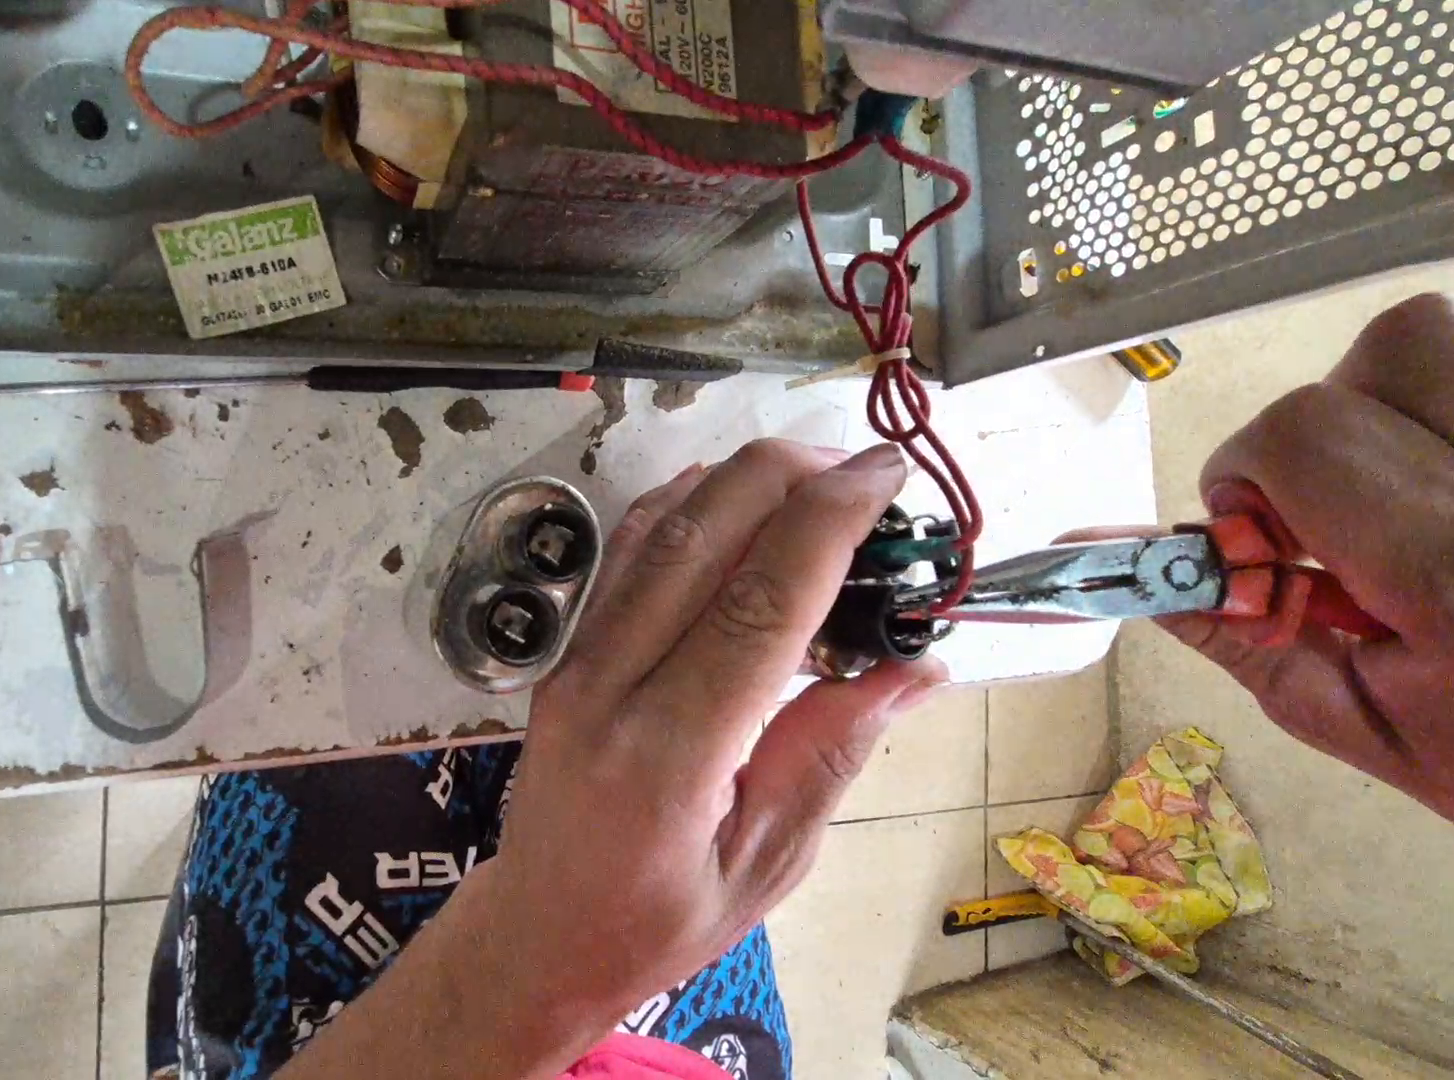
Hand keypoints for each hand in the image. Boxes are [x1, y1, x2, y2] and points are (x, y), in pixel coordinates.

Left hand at [460, 441, 944, 1042]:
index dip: (828, 523)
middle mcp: (608, 685)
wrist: (542, 924)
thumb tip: (911, 666)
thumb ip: (829, 752)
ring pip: (653, 534)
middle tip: (859, 465)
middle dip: (784, 476)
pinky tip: (720, 491)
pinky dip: (677, 507)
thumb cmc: (656, 918)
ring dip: (733, 480)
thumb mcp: (765, 863)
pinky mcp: (563, 652)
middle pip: (699, 540)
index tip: (886, 473)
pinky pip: (622, 558)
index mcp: (669, 752)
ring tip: (808, 470)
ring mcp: (574, 660)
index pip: (759, 604)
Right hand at [1160, 293, 1453, 831]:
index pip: (1306, 432)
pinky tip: (1450, 489)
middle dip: (1326, 417)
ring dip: (1401, 397)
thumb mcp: (1350, 719)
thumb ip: (1232, 633)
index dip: (1246, 470)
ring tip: (1407, 483)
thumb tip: (1123, 567)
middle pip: (1401, 344)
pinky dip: (1452, 415)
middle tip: (1338, 499)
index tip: (1261, 533)